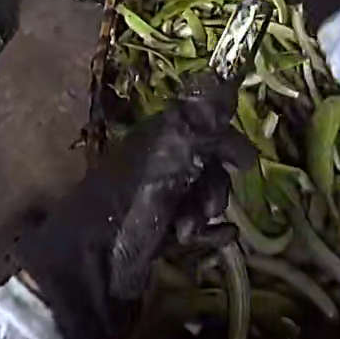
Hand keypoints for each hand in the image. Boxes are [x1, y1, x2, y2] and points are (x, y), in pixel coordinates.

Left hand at [17, 83, 253, 338]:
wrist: (93, 258)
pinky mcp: (160, 232)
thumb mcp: (173, 148)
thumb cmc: (135, 196)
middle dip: (215, 185)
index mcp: (162, 136)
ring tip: (187, 228)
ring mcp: (161, 198)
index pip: (206, 125)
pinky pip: (198, 227)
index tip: (246, 162)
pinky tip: (225, 238)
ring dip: (205, 211)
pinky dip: (212, 232)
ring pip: (204, 196)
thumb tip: (231, 80)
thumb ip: (204, 118)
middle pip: (210, 164)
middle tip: (207, 204)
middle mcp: (163, 161)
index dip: (228, 140)